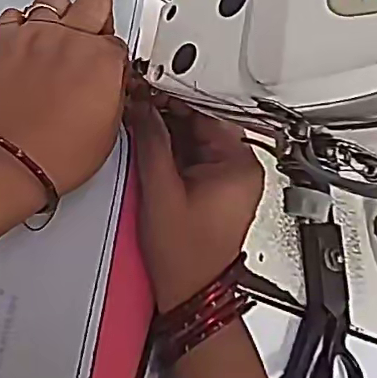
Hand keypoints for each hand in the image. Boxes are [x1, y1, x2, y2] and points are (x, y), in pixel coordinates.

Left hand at [0, 0, 128, 215]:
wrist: (6, 163)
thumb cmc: (53, 157)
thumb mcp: (108, 133)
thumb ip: (114, 95)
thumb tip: (111, 86)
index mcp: (104, 60)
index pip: (119, 41)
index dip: (112, 55)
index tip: (104, 66)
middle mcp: (70, 39)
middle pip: (94, 3)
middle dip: (96, 19)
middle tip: (88, 40)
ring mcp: (34, 36)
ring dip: (58, 14)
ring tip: (55, 36)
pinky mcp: (1, 41)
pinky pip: (12, 14)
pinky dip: (19, 24)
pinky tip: (24, 41)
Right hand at [126, 85, 264, 310]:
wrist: (189, 291)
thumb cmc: (185, 255)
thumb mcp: (161, 190)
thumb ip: (151, 143)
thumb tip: (142, 109)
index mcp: (239, 166)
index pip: (207, 111)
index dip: (173, 95)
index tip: (149, 86)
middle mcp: (240, 168)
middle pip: (201, 121)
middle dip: (166, 110)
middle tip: (137, 100)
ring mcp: (227, 178)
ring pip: (193, 136)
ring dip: (165, 127)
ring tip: (137, 117)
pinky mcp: (212, 186)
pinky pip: (190, 153)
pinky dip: (169, 145)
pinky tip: (146, 139)